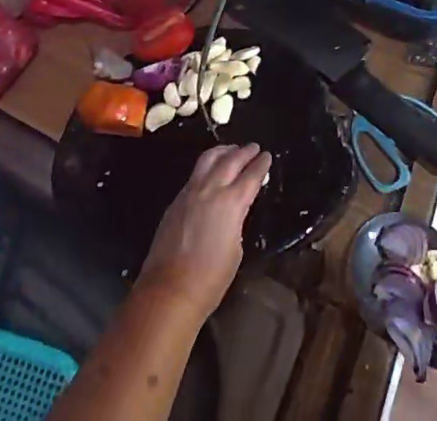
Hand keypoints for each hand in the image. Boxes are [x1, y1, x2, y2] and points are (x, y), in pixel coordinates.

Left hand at [136, 143, 271, 318]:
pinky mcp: (176, 201)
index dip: (261, 164)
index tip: (267, 156)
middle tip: (254, 147)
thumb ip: (237, 220)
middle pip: (230, 160)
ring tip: (232, 150)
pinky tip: (211, 172)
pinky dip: (207, 166)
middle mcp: (211, 190)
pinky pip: (195, 174)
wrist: (169, 290)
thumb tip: (233, 211)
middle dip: (244, 152)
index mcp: (232, 202)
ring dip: (223, 151)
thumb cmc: (211, 277)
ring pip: (208, 160)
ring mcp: (190, 193)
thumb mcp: (236, 247)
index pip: (251, 175)